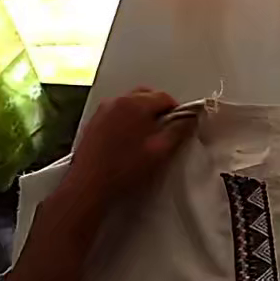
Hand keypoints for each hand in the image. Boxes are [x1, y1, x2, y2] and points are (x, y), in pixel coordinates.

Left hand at [57, 88, 195, 218]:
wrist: (89, 185)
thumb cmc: (124, 170)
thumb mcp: (160, 152)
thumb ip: (178, 131)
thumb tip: (190, 118)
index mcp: (136, 104)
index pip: (165, 97)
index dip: (177, 111)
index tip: (180, 125)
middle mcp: (117, 101)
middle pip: (146, 95)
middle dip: (158, 109)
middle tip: (165, 130)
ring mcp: (103, 110)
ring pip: (130, 103)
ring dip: (142, 113)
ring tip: (147, 136)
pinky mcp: (94, 122)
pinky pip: (116, 112)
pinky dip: (126, 119)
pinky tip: (129, 140)